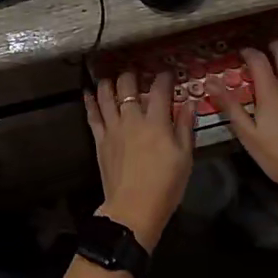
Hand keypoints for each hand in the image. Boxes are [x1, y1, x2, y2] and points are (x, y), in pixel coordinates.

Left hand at [83, 69, 193, 249]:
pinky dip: (90, 102)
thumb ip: (185, 127)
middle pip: (128, 88)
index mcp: (157, 123)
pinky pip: (92, 116)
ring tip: (109, 76)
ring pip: (106, 97)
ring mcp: (113, 129)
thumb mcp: (185, 157)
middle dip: (131, 75)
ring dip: (108, 83)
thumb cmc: (166, 185)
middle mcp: (132, 120)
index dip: (163, 78)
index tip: (167, 72)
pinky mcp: (100, 140)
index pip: (160, 91)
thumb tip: (190, 104)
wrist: (134, 206)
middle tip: (134, 71)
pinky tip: (88, 93)